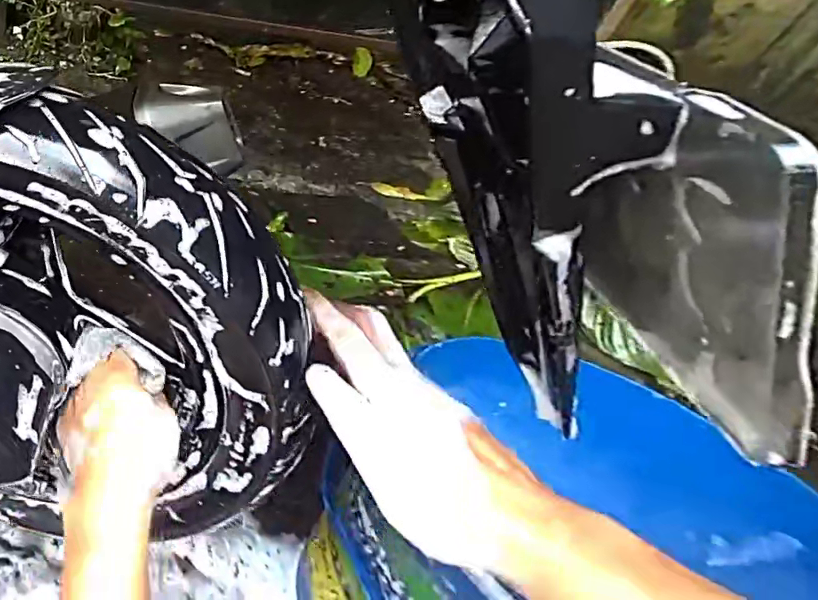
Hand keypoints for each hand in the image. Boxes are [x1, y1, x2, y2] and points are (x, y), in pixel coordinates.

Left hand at [56, 349, 179, 497]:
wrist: (110, 501)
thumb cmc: (138, 462)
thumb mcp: (166, 421)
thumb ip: (156, 399)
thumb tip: (154, 401)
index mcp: (116, 373)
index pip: (123, 353)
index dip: (135, 364)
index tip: (142, 376)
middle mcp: (90, 386)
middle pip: (102, 371)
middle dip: (115, 384)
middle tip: (133, 403)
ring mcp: (74, 410)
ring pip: (88, 395)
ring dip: (101, 405)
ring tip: (120, 428)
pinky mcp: (64, 435)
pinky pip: (79, 419)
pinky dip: (89, 426)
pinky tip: (105, 444)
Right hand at [303, 290, 555, 573]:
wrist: (513, 522)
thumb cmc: (443, 504)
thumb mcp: (375, 463)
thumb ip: (345, 412)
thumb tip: (318, 376)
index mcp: (388, 391)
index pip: (347, 336)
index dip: (322, 312)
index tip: (304, 294)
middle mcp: (412, 383)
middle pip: (373, 326)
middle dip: (344, 307)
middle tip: (321, 302)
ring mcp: (433, 394)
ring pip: (391, 345)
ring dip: (363, 329)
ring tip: (343, 332)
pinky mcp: (449, 411)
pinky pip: (405, 367)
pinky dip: (383, 357)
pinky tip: (379, 379)